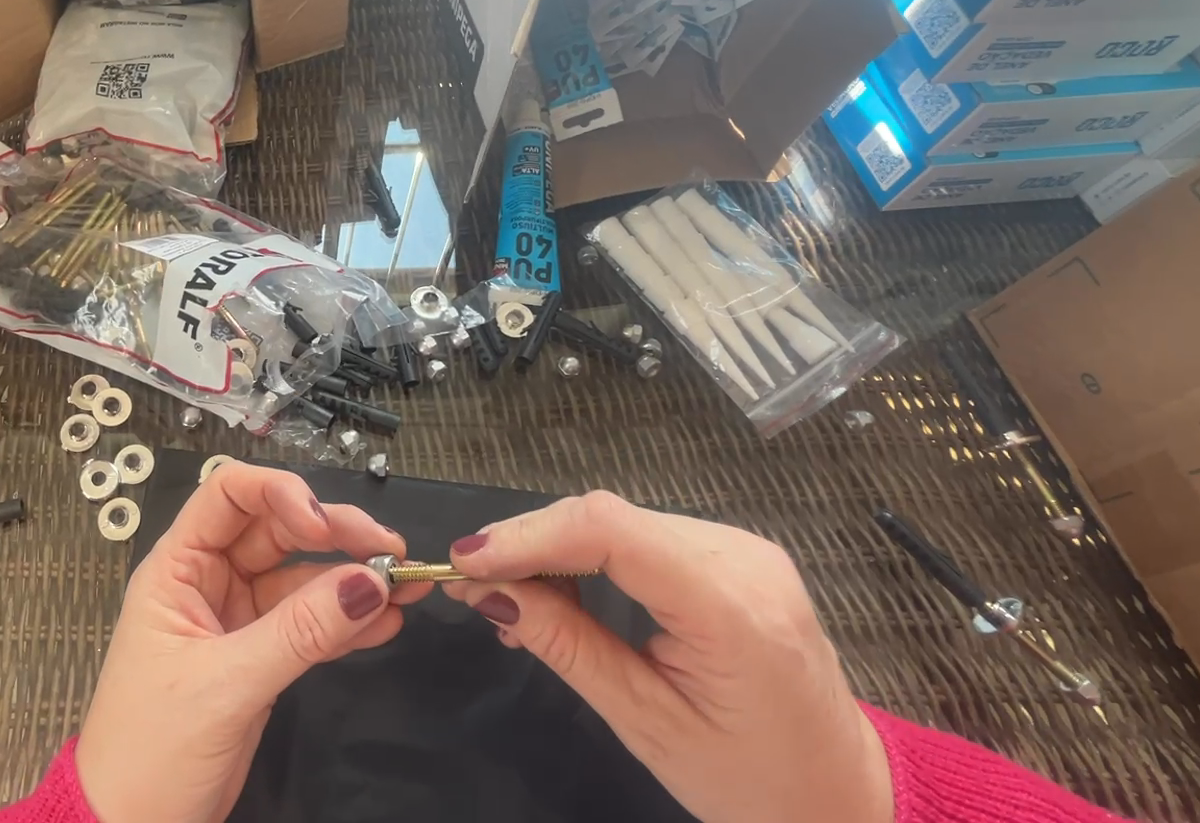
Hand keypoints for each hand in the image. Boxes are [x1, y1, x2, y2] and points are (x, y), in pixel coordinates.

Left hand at [75, 462, 428, 822]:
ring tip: (405, 585)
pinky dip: (347, 622)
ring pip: (301, 577)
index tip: (325, 527)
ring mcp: (238, 616)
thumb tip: (369, 584)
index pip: (228, 494)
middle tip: (391, 552)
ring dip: (351, 579)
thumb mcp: (225, 684)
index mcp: (178, 565)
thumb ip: (299, 632)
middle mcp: (209, 578)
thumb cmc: (152, 748)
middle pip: (277, 530)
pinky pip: (310, 624)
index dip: (279, 494)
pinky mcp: (261, 654)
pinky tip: (386, 622)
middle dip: (335, 534)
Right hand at [443, 491, 892, 822]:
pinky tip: (555, 584)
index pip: (610, 532)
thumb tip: (485, 589)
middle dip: (527, 543)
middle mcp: (739, 554)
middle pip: (605, 518)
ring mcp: (738, 544)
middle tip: (471, 581)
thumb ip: (564, 644)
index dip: (527, 535)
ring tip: (505, 590)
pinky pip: (635, 533)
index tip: (463, 560)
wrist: (849, 795)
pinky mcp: (727, 549)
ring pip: (614, 519)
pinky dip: (583, 552)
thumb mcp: (645, 722)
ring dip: (550, 547)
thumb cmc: (753, 783)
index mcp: (732, 608)